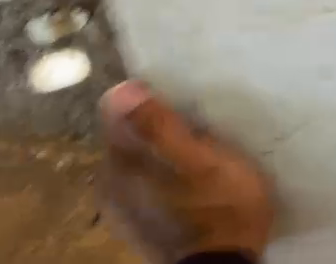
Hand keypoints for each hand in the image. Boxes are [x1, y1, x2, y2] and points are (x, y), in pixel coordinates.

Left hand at [100, 80, 275, 262]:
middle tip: (198, 111)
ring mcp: (124, 205)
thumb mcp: (197, 158)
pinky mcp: (142, 218)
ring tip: (201, 134)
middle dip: (156, 119)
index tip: (183, 91)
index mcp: (119, 167)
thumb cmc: (218, 203)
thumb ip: (158, 126)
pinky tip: (192, 167)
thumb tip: (119, 89)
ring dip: (164, 141)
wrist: (224, 263)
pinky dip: (166, 164)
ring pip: (140, 156)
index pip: (120, 115)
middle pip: (129, 136)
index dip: (149, 98)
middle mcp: (111, 185)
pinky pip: (149, 176)